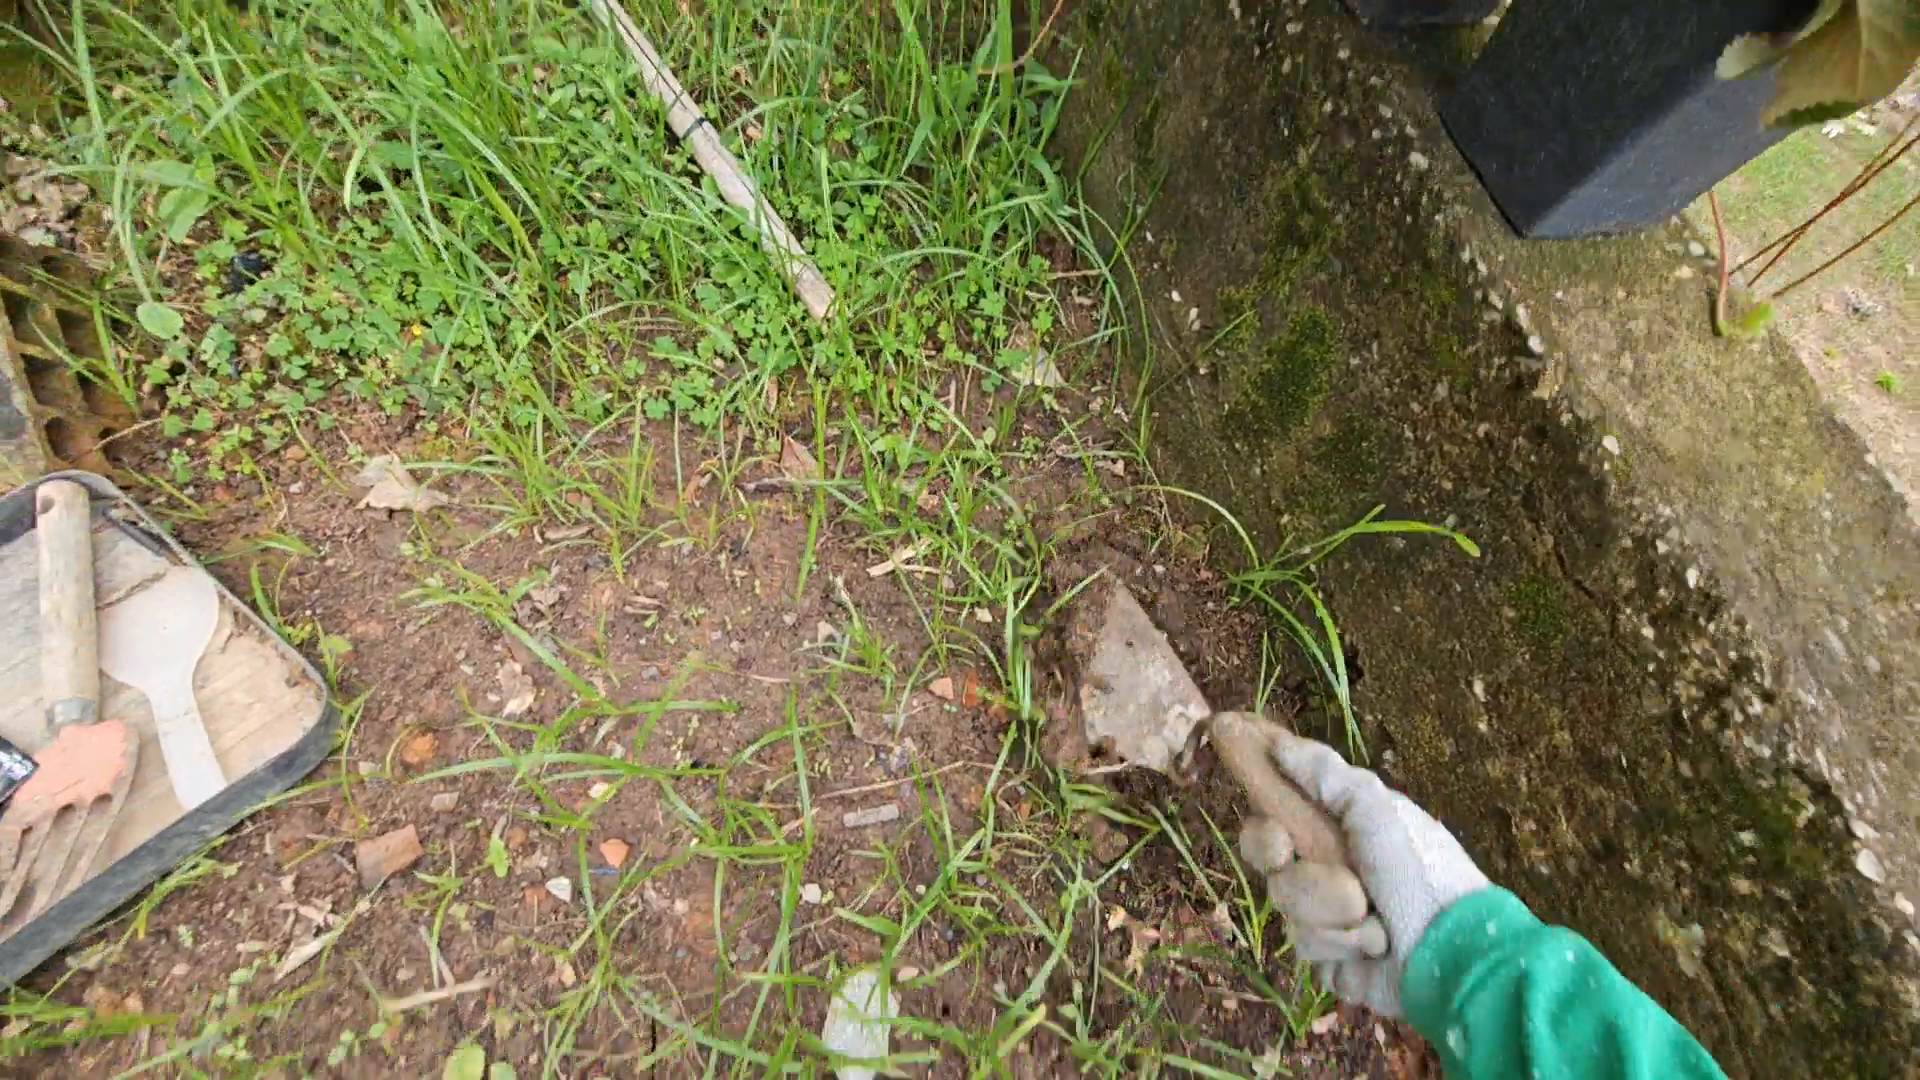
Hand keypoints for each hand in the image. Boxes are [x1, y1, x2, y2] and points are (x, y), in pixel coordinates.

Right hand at [1260, 730, 1489, 1016]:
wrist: (1459, 955)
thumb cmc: (1421, 869)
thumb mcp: (1376, 807)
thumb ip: (1325, 772)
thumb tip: (1275, 743)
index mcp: (1332, 820)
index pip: (1276, 793)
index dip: (1254, 780)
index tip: (1228, 753)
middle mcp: (1319, 859)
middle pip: (1259, 843)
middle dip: (1267, 845)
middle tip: (1282, 848)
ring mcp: (1317, 906)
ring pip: (1280, 893)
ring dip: (1324, 902)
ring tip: (1367, 910)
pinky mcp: (1321, 950)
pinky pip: (1302, 938)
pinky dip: (1339, 938)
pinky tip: (1372, 941)